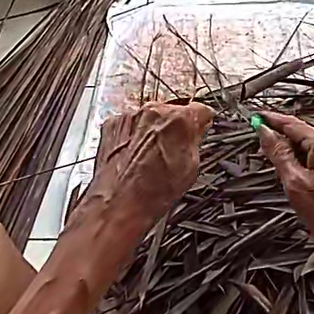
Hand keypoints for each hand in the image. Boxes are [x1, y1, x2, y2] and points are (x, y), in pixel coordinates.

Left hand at [72, 100, 213, 237]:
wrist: (119, 203)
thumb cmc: (152, 192)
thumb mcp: (191, 168)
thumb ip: (195, 142)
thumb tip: (195, 133)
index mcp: (180, 120)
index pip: (199, 110)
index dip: (201, 121)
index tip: (200, 125)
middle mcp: (154, 112)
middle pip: (172, 111)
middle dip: (174, 127)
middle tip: (173, 149)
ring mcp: (131, 117)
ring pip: (149, 118)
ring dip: (152, 131)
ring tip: (151, 157)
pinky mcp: (112, 125)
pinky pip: (129, 125)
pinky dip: (132, 136)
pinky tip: (134, 156)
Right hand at [257, 111, 313, 264]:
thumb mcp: (296, 185)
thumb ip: (279, 155)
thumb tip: (266, 134)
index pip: (293, 125)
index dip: (272, 120)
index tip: (257, 117)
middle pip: (304, 135)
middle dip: (282, 138)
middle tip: (262, 141)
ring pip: (313, 149)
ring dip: (294, 153)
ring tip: (278, 164)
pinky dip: (307, 163)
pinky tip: (298, 176)